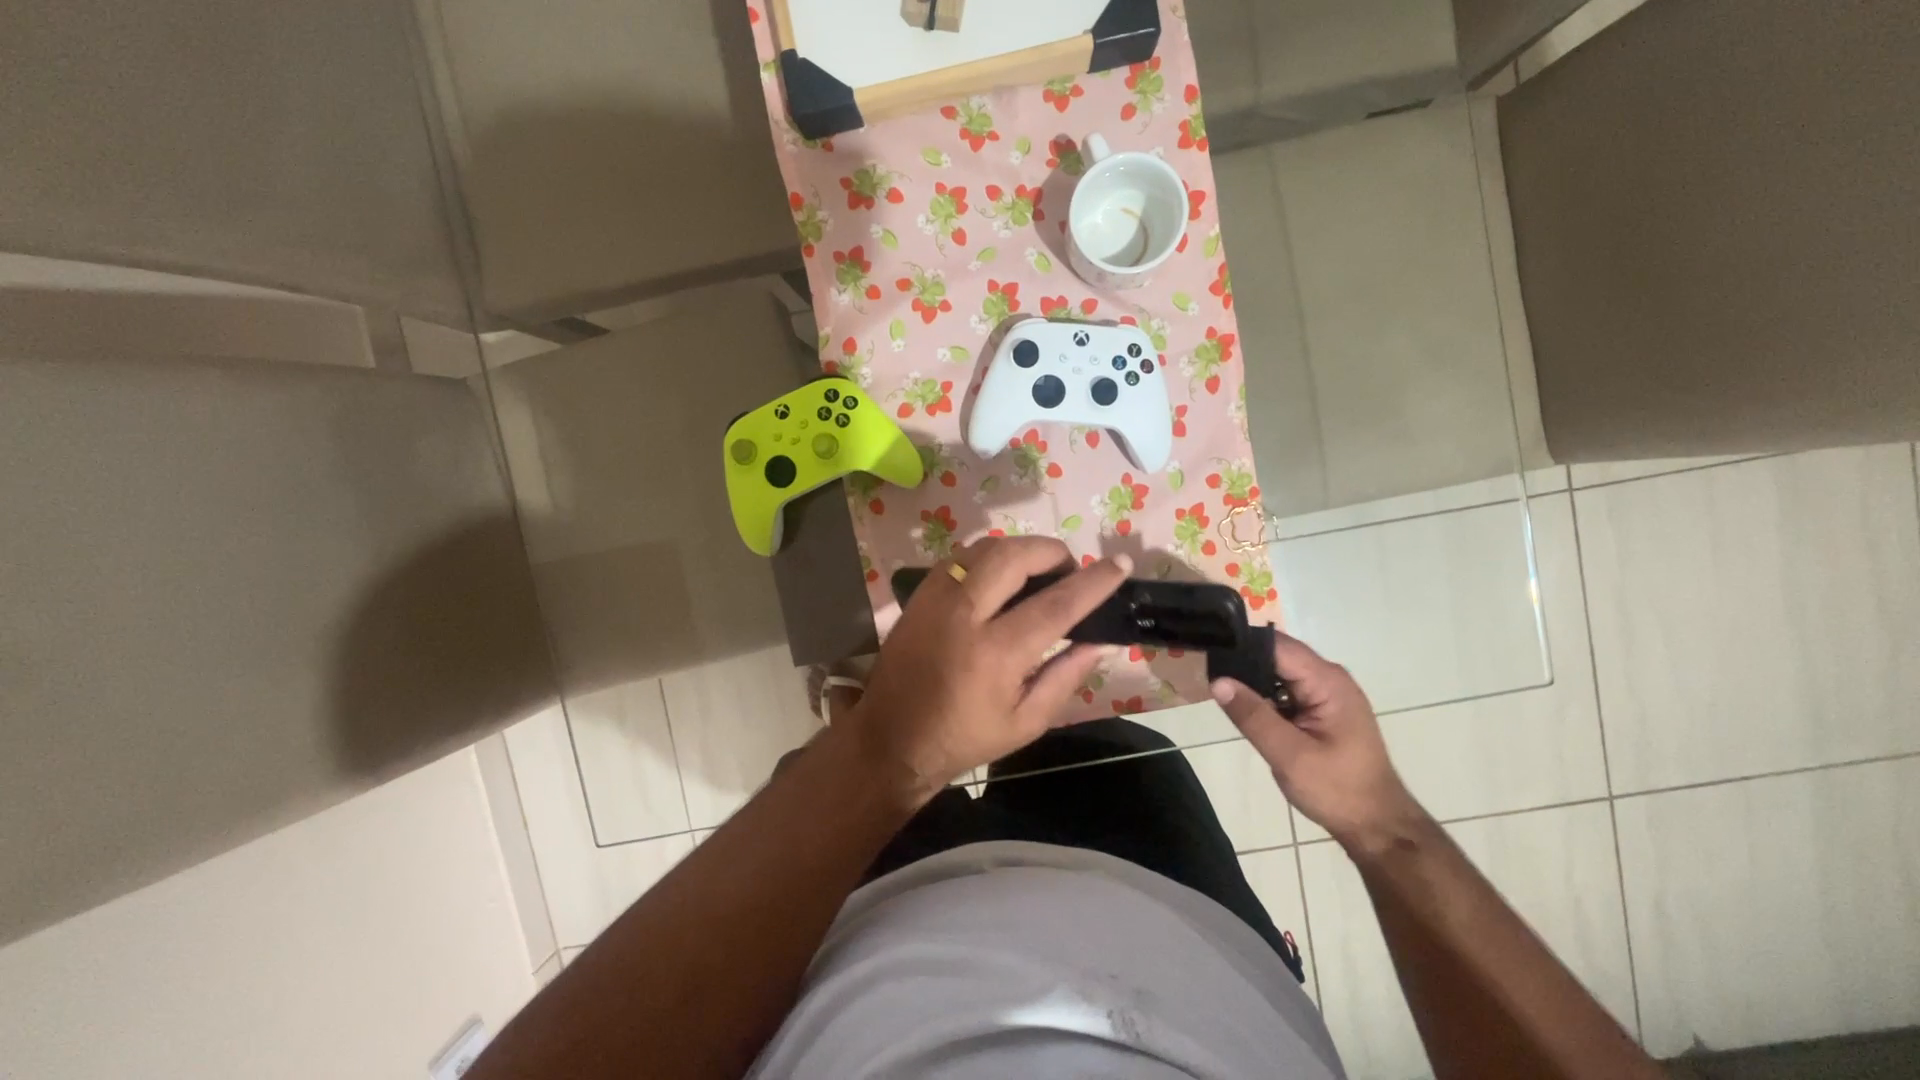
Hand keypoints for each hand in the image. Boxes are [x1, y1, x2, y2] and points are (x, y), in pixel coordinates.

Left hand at [837, 537, 1129, 801]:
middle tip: (1069, 569)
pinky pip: (960, 557)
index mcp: (996, 654)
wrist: (890, 739)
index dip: (1094, 582)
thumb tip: (1101, 640)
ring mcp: (935, 598)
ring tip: (1038, 571)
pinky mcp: (918, 595)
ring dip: (1020, 550)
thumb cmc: (964, 738)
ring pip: (985, 548)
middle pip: (1015, 556)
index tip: (1120, 565)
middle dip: (1052, 552)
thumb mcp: (1026, 722)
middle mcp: (964, 615)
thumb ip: (1065, 677)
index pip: (1056, 604)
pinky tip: (1000, 577)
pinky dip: (989, 557)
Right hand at [1210, 634, 1427, 854]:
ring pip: (1280, 675)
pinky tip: (1244, 710)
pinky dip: (1266, 699)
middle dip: (1244, 664)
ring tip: (1217, 690)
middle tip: (1207, 676)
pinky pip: (1287, 693)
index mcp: (1328, 682)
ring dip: (1253, 683)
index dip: (1243, 646)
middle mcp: (1330, 679)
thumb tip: (1217, 681)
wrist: (1376, 826)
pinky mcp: (1322, 711)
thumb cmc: (1337, 790)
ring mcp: (1327, 695)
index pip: (1278, 646)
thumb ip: (1253, 716)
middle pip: (1278, 657)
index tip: (1209, 653)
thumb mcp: (1289, 755)